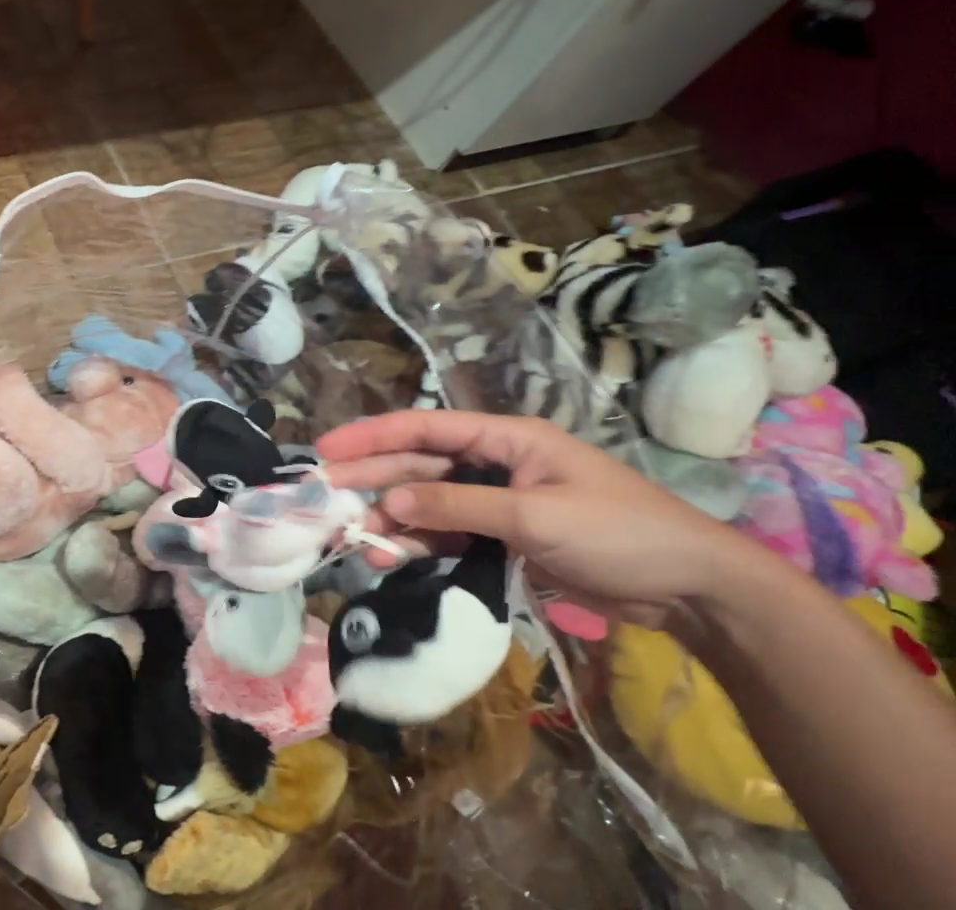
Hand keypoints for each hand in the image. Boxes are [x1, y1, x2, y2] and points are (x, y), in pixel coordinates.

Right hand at [318, 410, 772, 633]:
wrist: (691, 588)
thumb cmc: (619, 533)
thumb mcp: (535, 516)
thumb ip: (459, 507)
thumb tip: (390, 502)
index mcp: (508, 439)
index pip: (427, 428)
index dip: (373, 435)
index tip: (327, 448)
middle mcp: (496, 464)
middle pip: (420, 466)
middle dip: (372, 479)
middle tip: (324, 496)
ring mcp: (499, 502)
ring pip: (428, 504)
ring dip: (393, 520)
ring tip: (358, 541)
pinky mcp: (504, 537)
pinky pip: (448, 535)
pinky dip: (419, 545)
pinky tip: (393, 558)